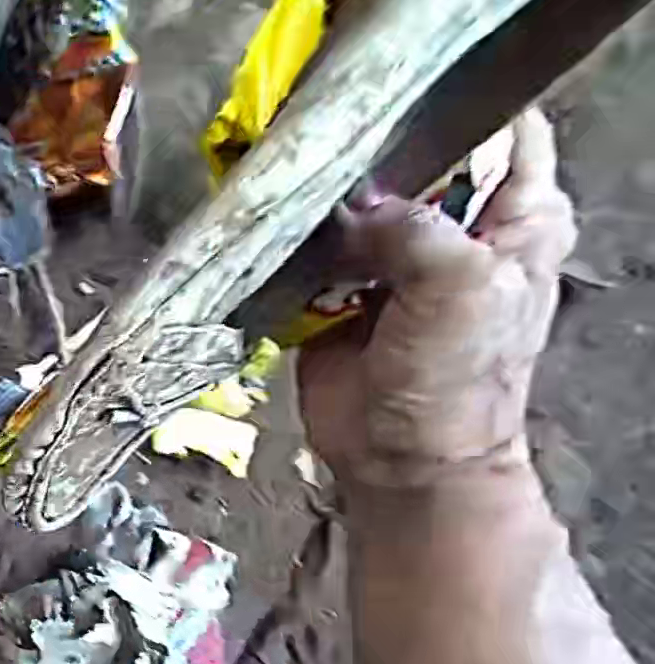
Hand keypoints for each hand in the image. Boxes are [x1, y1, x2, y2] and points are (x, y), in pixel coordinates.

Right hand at [299, 109, 575, 490]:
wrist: (395, 450)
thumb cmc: (455, 375)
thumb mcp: (458, 290)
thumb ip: (413, 234)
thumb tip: (352, 201)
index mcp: (510, 221)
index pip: (497, 141)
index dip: (453, 117)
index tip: (392, 104)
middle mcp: (444, 239)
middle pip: (406, 180)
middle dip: (364, 167)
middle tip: (313, 149)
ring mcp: (381, 274)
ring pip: (347, 224)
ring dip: (314, 216)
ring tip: (277, 195)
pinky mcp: (327, 306)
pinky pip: (303, 270)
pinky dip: (282, 260)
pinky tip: (261, 245)